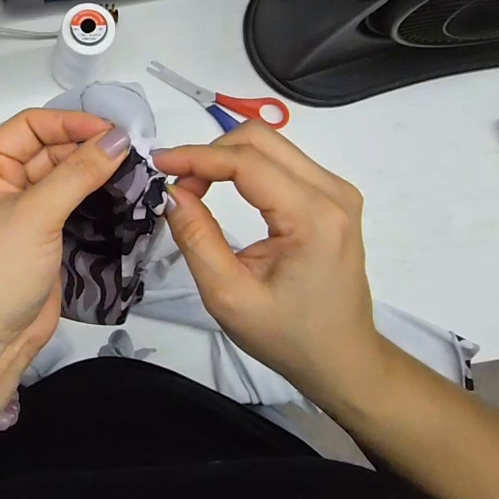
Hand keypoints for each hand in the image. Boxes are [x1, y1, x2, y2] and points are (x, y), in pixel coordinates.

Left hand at [0, 109, 131, 397]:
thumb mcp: (36, 216)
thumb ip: (78, 173)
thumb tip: (120, 138)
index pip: (31, 126)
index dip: (71, 122)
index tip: (114, 130)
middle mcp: (3, 182)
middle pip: (52, 149)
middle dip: (90, 147)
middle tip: (136, 152)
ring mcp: (26, 210)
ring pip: (67, 176)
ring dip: (98, 172)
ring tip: (138, 171)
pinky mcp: (47, 235)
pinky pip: (75, 204)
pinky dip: (99, 198)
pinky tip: (127, 195)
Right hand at [152, 121, 386, 400]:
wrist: (342, 359)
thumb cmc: (287, 335)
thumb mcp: (228, 295)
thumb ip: (196, 238)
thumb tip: (171, 191)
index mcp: (313, 217)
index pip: (247, 162)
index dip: (196, 156)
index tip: (156, 164)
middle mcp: (333, 193)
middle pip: (260, 138)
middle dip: (209, 152)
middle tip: (177, 184)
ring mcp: (337, 191)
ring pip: (269, 144)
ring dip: (224, 157)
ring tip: (194, 189)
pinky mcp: (332, 196)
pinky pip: (280, 160)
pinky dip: (243, 166)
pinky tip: (221, 190)